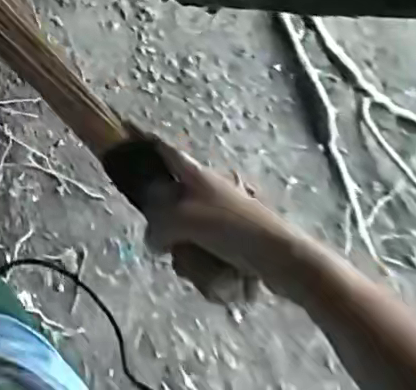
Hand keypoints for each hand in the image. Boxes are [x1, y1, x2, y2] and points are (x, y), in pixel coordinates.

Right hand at [142, 139, 307, 294]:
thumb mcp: (185, 222)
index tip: (129, 137)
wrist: (286, 260)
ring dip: (189, 255)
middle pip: (171, 202)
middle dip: (167, 229)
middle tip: (170, 245)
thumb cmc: (233, 228)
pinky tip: (216, 278)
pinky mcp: (235, 240)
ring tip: (199, 270)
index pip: (165, 150)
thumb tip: (152, 241)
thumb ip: (158, 228)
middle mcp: (207, 189)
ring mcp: (222, 215)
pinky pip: (207, 251)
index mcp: (195, 174)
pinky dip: (208, 267)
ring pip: (188, 232)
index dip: (146, 142)